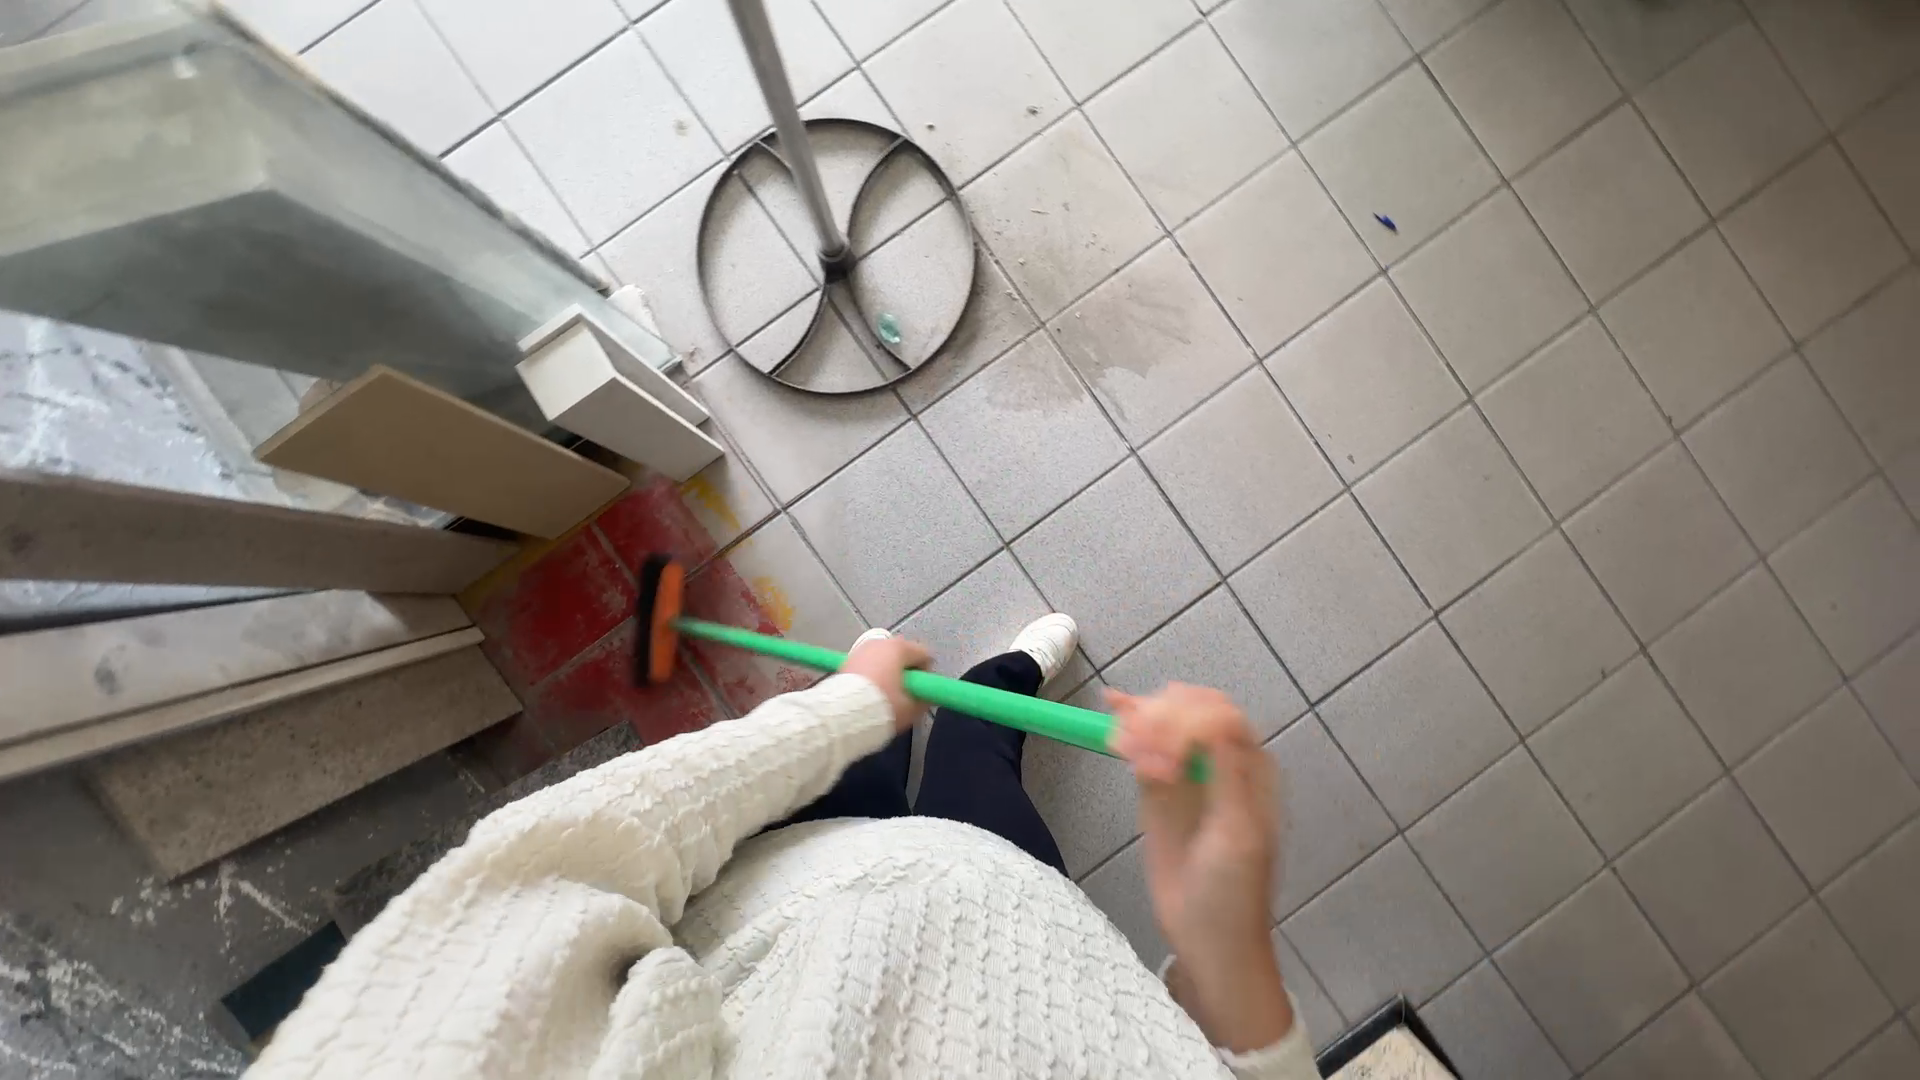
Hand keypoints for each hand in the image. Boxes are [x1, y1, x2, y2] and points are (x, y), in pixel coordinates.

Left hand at [842, 636, 932, 732]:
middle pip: (902, 654)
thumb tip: (925, 696)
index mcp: (900, 648)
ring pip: (883, 659)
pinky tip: (869, 693)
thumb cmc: (882, 705)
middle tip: (904, 694)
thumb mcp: (911, 707)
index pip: (924, 655)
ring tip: (885, 694)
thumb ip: (924, 699)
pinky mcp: (847, 659)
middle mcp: (881, 642)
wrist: (842, 713)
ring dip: (888, 672)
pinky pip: (868, 665)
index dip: (926, 675)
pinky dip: (872, 674)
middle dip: (905, 671)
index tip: (921, 691)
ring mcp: (862, 649)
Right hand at [1108, 683, 1293, 1052]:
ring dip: (1140, 719)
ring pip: (1162, 728)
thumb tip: (1215, 717)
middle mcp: (1217, 763)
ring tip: (1117, 729)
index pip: (1221, 718)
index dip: (1192, 715)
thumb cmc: (1234, 889)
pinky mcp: (1157, 792)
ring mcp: (1184, 775)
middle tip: (1135, 732)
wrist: (1206, 938)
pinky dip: (1127, 736)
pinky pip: (1141, 753)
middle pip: (1188, 714)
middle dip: (1162, 714)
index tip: (1166, 737)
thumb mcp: (1239, 832)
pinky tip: (1111, 719)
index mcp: (1250, 769)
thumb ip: (1227, 773)